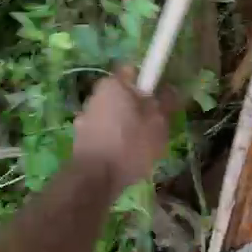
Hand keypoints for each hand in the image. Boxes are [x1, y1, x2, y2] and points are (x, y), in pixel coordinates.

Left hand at [72, 68, 172, 194]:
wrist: (95, 179)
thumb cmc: (130, 145)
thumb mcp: (158, 123)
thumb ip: (166, 102)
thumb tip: (170, 87)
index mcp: (114, 84)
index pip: (134, 72)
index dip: (149, 84)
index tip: (159, 100)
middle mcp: (95, 95)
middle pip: (123, 94)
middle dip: (137, 107)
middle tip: (154, 125)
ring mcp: (85, 116)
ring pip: (113, 114)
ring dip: (125, 125)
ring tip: (139, 146)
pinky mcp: (80, 138)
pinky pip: (104, 131)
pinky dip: (113, 140)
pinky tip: (123, 157)